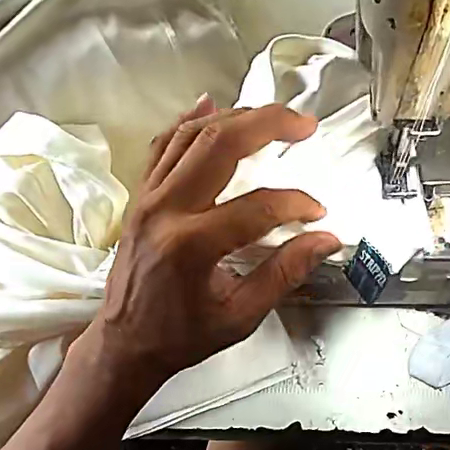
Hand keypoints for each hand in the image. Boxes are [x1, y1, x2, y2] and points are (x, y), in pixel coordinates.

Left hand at [80, 99, 340, 392]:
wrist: (126, 343)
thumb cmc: (177, 336)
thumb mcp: (240, 316)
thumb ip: (284, 273)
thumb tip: (323, 241)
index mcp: (191, 246)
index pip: (257, 207)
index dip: (296, 205)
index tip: (316, 214)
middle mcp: (165, 212)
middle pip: (221, 144)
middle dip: (269, 125)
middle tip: (303, 125)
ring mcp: (148, 200)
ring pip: (192, 135)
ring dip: (236, 118)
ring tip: (271, 117)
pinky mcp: (141, 198)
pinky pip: (163, 145)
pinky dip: (190, 122)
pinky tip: (210, 106)